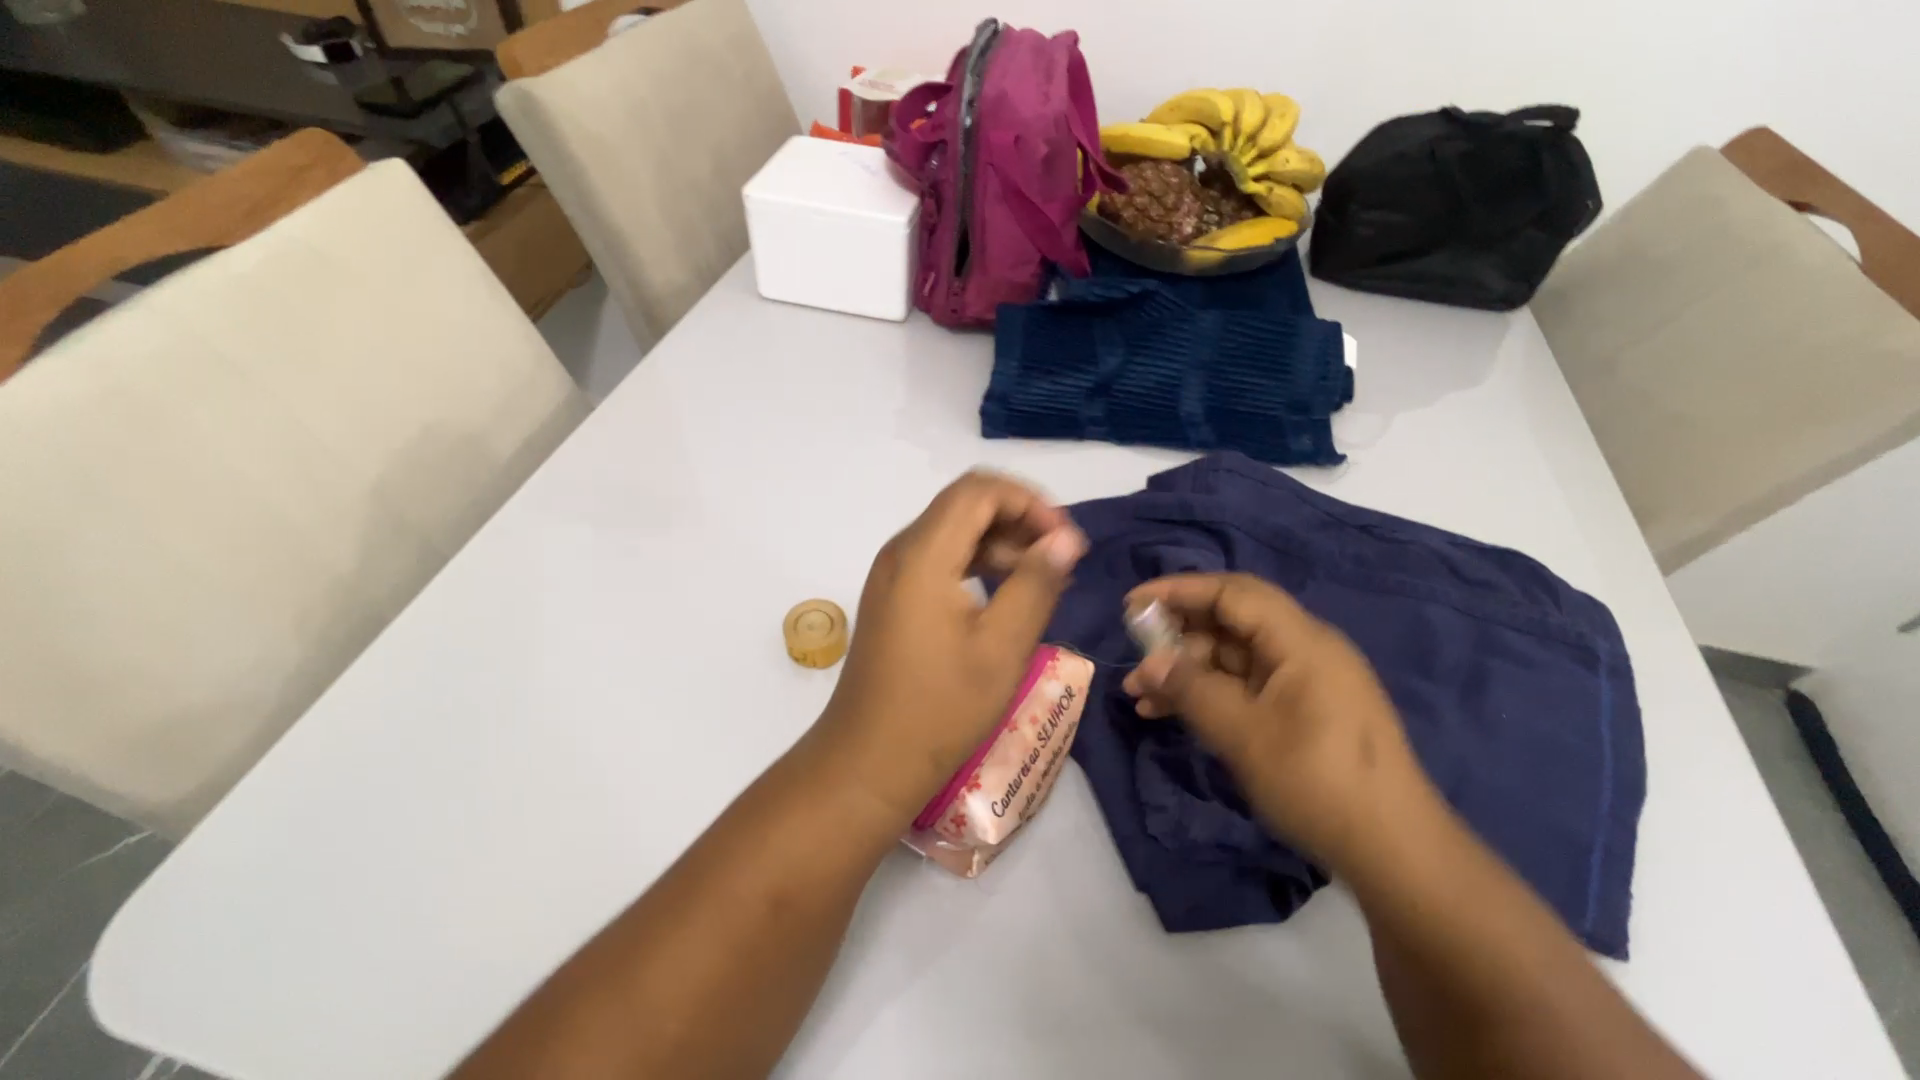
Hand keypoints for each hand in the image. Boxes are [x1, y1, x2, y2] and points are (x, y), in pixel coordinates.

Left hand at [816, 470, 1085, 825]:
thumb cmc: (939, 708)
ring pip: (954, 533)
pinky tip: (1007, 598)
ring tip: (1045, 580)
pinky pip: (940, 560)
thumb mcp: (1002, 647)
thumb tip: (1065, 539)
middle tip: (1062, 559)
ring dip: (1002, 544)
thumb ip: (1036, 584)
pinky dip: (978, 566)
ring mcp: (892, 576)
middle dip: (1019, 520)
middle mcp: (902, 553)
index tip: (1066, 541)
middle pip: (965, 506)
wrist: (868, 761)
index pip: (979, 490)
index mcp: (923, 554)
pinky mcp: (893, 600)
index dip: (1029, 502)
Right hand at [1120, 573, 1436, 872]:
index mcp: (1302, 641)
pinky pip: (1249, 687)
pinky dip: (1211, 695)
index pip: (1232, 593)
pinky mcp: (1307, 713)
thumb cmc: (1317, 782)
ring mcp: (1309, 683)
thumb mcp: (1244, 735)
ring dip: (1188, 672)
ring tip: (1140, 698)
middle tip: (1134, 659)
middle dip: (1178, 637)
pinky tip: (1174, 715)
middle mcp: (1307, 650)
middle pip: (1233, 622)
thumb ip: (1192, 690)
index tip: (1131, 605)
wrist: (1394, 850)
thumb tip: (1150, 664)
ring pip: (1235, 658)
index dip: (1179, 591)